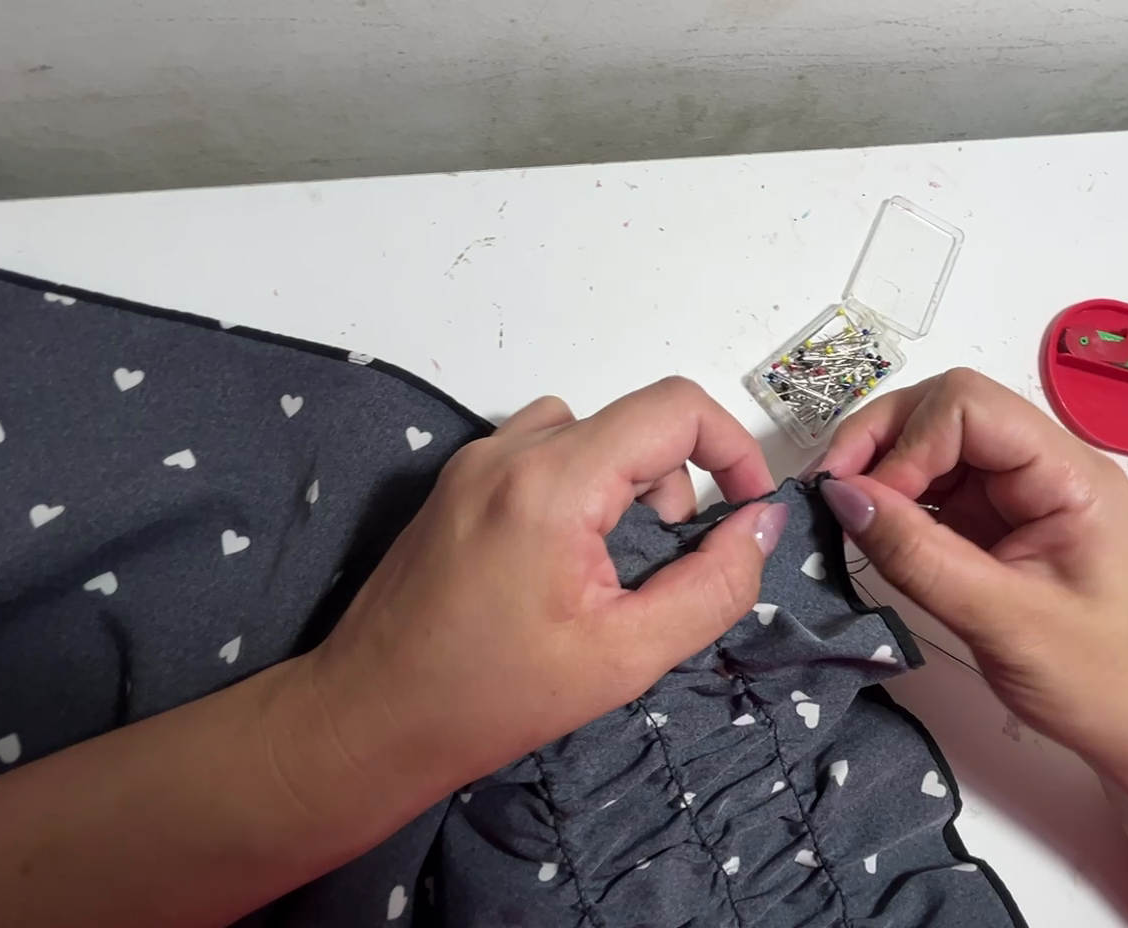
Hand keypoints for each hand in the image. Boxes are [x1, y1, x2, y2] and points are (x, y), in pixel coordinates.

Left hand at [305, 377, 785, 798]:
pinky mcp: (461, 476)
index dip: (732, 446)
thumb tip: (761, 523)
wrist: (366, 719)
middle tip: (660, 563)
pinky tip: (563, 550)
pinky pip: (549, 447)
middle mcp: (511, 448)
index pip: (674, 408)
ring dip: (629, 482)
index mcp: (553, 481)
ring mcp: (478, 457)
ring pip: (594, 432)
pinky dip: (584, 482)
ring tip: (610, 563)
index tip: (747, 505)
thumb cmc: (492, 697)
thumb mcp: (626, 656)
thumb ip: (714, 584)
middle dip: (677, 483)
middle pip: (635, 423)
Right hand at [810, 368, 1127, 782]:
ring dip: (878, 466)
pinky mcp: (991, 516)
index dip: (906, 442)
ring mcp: (1014, 489)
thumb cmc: (1097, 682)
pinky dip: (890, 497)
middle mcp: (1040, 465)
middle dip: (879, 440)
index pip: (970, 407)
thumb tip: (839, 495)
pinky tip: (869, 525)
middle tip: (829, 489)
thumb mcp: (1002, 623)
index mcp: (1068, 475)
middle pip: (944, 409)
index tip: (868, 502)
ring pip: (929, 441)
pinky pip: (930, 483)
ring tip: (840, 509)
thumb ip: (918, 555)